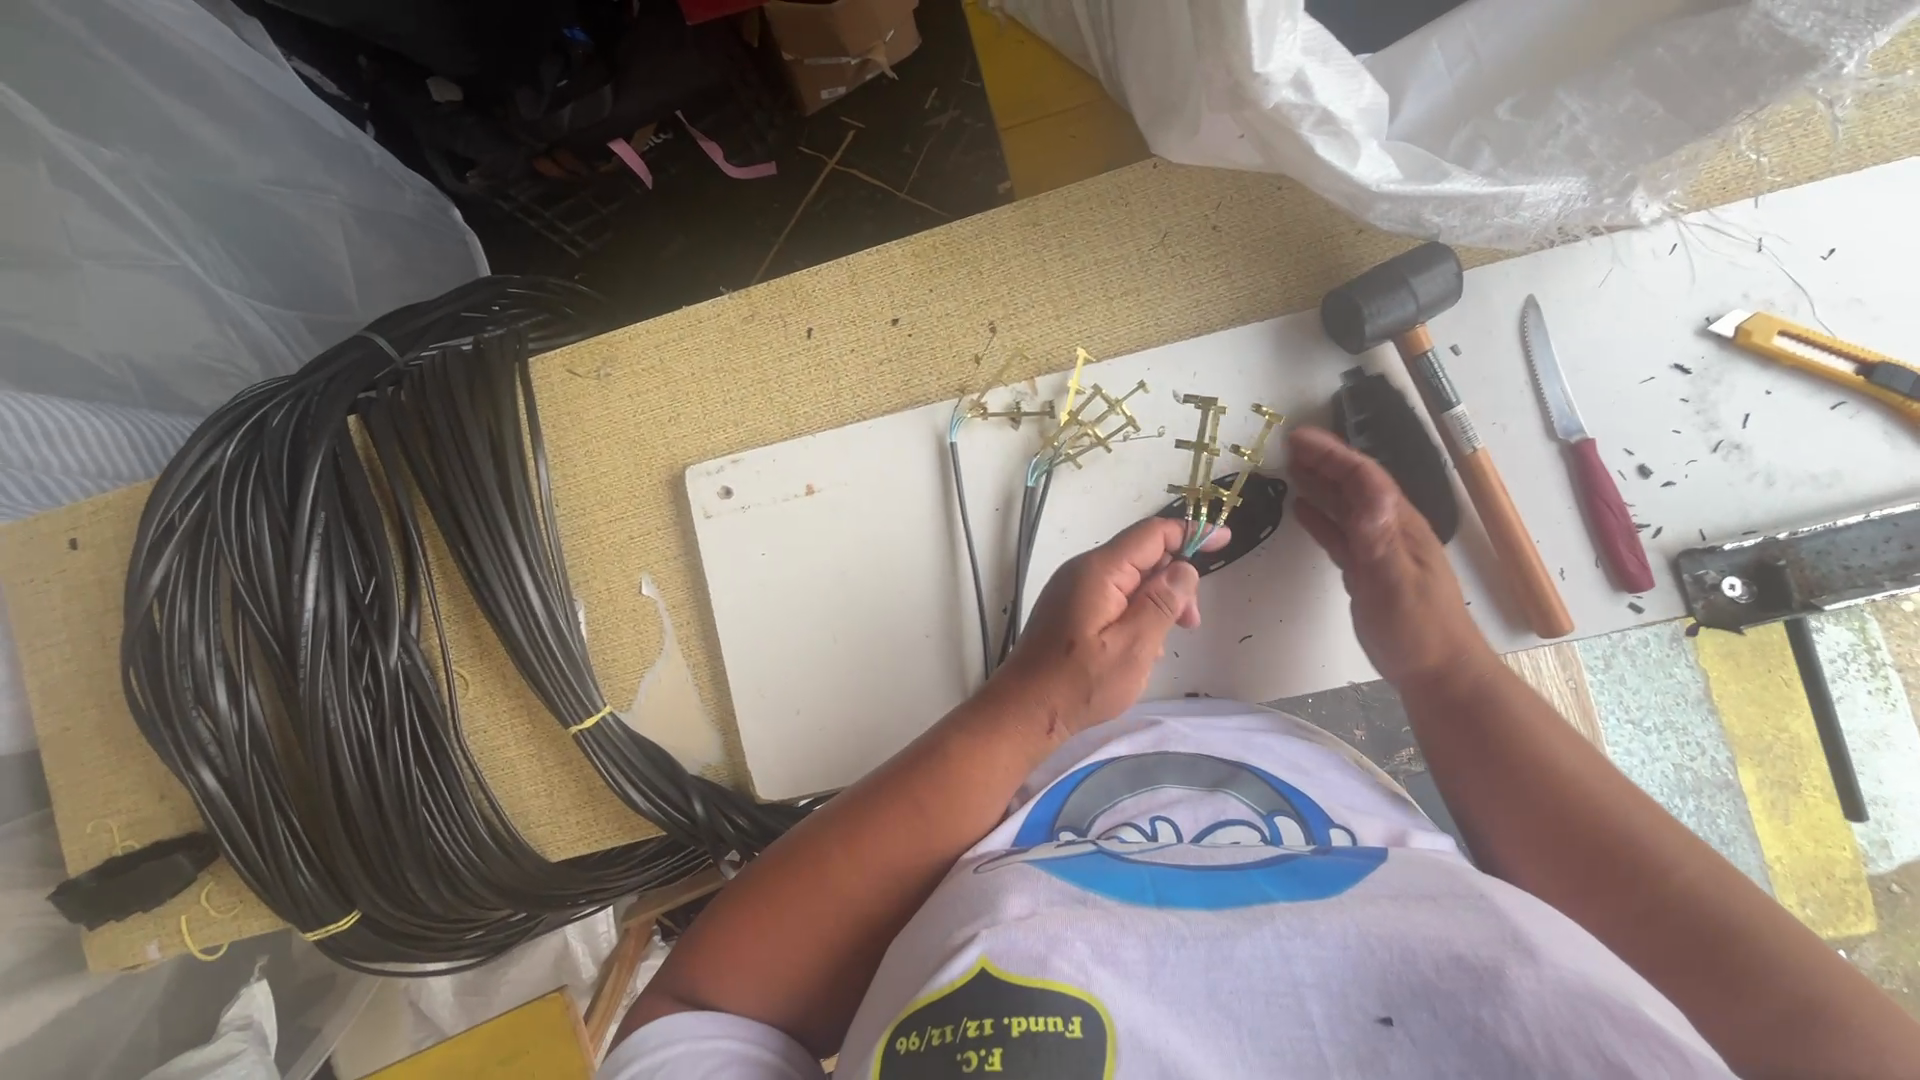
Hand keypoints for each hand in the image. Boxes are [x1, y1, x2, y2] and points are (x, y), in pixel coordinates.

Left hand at [992, 517, 1228, 738]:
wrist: (1025, 711)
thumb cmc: (1079, 683)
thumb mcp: (1134, 646)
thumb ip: (1162, 603)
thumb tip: (1184, 568)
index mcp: (1098, 571)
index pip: (1151, 534)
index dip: (1190, 532)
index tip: (1223, 540)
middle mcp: (1082, 571)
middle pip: (1141, 556)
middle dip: (1174, 580)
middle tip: (1191, 623)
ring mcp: (1072, 590)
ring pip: (1129, 580)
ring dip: (1156, 603)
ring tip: (1162, 644)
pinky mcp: (1069, 609)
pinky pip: (1112, 597)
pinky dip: (1135, 614)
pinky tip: (1139, 648)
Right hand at [1288, 426, 1496, 691]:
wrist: (1436, 670)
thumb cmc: (1418, 628)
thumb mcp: (1396, 581)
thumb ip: (1379, 538)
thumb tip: (1367, 494)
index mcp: (1399, 526)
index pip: (1364, 478)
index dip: (1333, 455)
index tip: (1298, 438)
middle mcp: (1389, 530)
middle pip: (1355, 485)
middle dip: (1325, 461)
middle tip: (1288, 444)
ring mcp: (1378, 550)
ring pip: (1346, 506)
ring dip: (1321, 484)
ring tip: (1290, 467)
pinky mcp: (1365, 570)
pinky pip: (1339, 534)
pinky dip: (1320, 518)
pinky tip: (1302, 511)